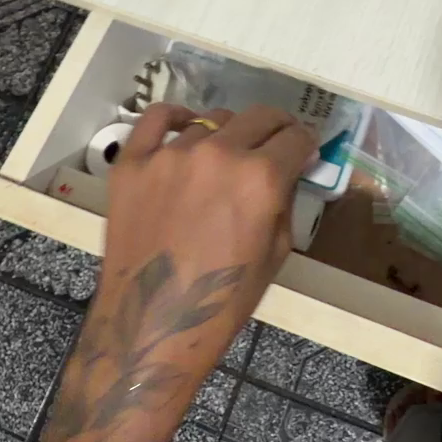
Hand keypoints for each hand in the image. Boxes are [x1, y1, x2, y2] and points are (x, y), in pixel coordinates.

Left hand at [2, 104, 314, 441]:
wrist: (151, 325)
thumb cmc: (224, 297)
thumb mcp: (277, 250)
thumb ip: (286, 198)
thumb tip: (290, 167)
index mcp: (261, 177)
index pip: (297, 137)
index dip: (307, 144)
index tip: (305, 151)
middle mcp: (219, 153)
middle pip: (261, 116)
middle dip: (278, 129)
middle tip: (276, 145)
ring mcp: (171, 154)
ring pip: (214, 119)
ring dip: (230, 133)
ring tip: (227, 155)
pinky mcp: (133, 162)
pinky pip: (156, 119)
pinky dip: (175, 117)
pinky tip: (185, 127)